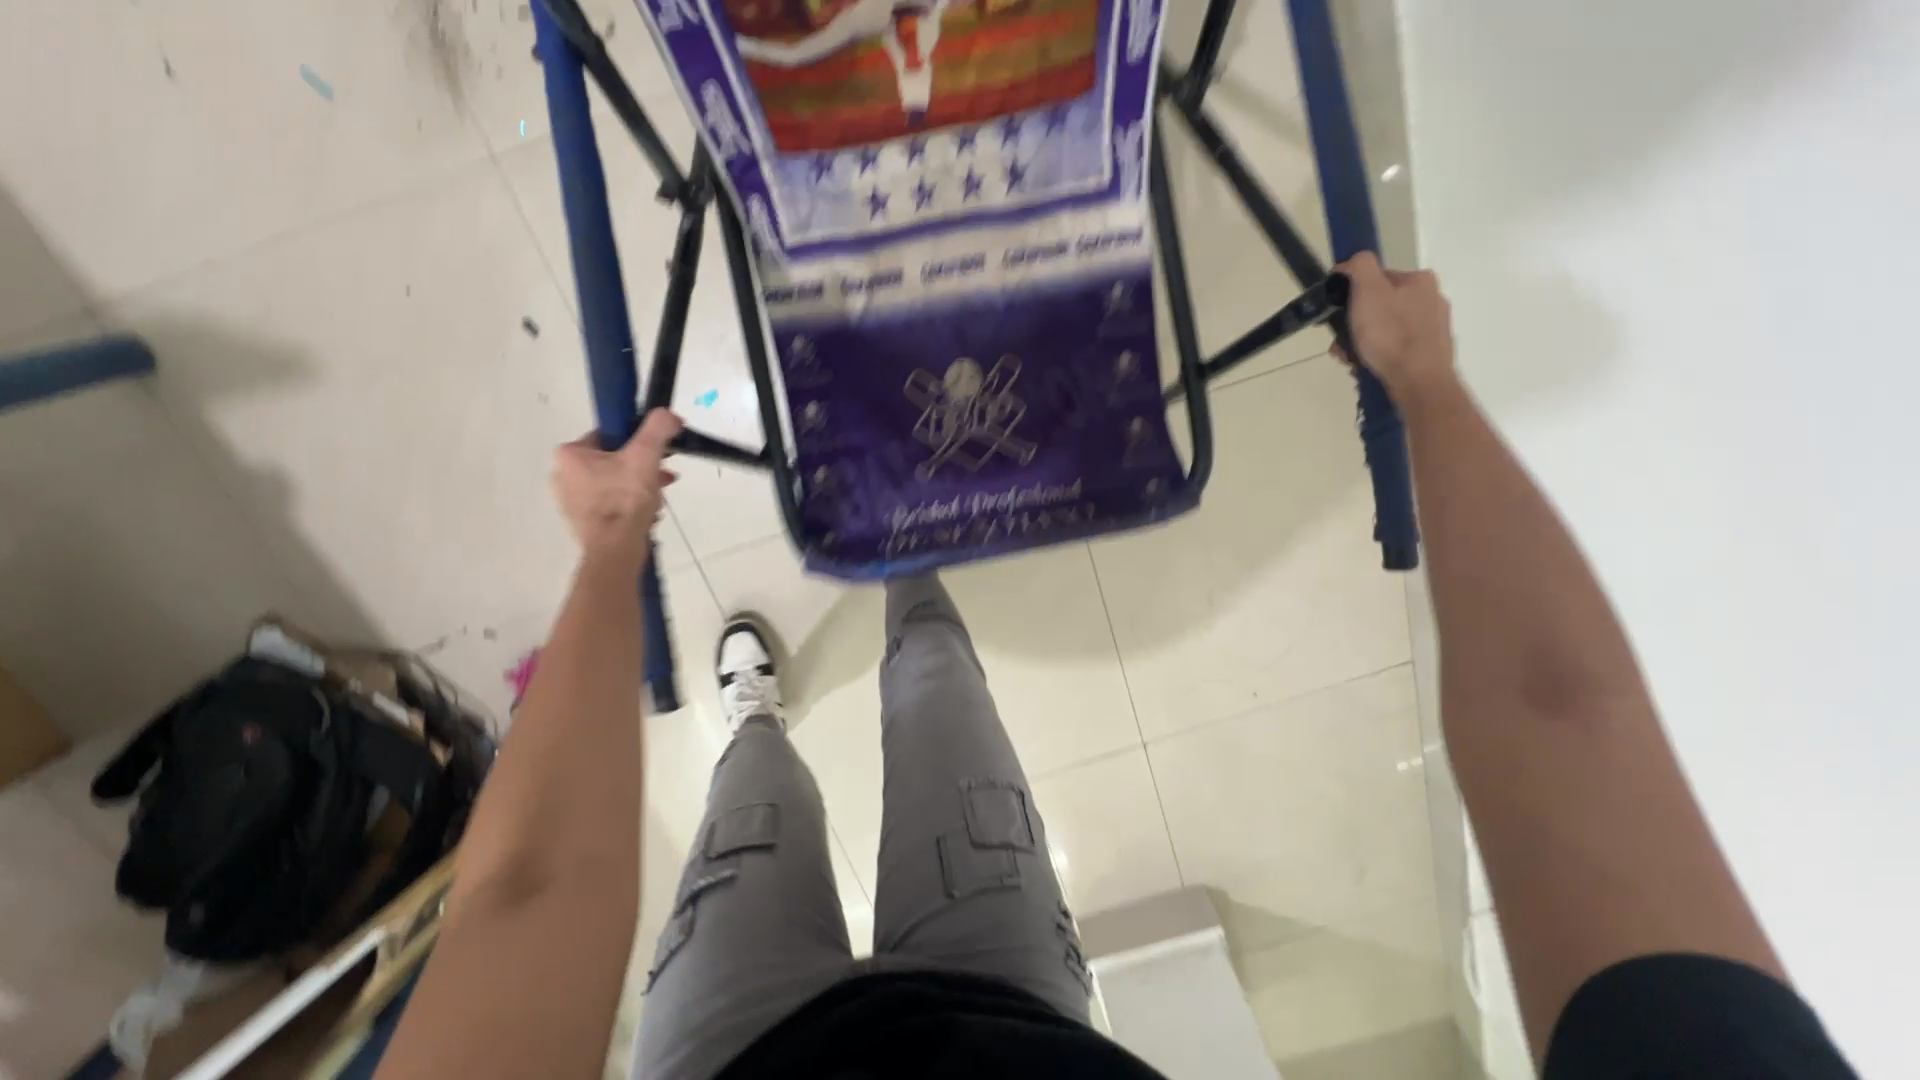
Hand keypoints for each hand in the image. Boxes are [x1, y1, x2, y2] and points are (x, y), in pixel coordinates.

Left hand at [551, 409, 682, 570]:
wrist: (616, 549)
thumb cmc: (626, 499)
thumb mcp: (646, 455)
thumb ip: (658, 428)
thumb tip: (669, 414)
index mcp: (569, 455)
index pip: (608, 437)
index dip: (637, 443)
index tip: (656, 455)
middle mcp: (562, 476)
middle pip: (613, 462)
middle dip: (642, 470)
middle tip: (663, 479)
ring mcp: (570, 502)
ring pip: (614, 485)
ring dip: (639, 489)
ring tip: (657, 501)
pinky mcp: (582, 523)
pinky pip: (610, 506)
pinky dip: (629, 508)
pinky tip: (646, 516)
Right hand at [1334, 251, 1456, 403]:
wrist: (1419, 381)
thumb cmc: (1391, 334)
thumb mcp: (1368, 291)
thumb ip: (1359, 266)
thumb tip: (1350, 263)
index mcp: (1420, 280)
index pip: (1378, 280)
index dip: (1353, 297)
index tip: (1337, 317)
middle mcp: (1433, 300)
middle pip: (1381, 308)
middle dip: (1356, 326)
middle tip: (1340, 345)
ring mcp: (1434, 329)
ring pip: (1387, 332)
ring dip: (1364, 345)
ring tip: (1352, 361)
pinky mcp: (1432, 354)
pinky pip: (1397, 351)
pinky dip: (1380, 358)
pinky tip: (1369, 369)